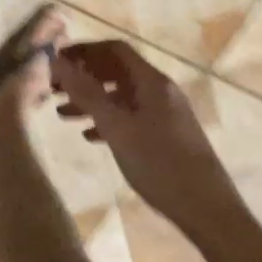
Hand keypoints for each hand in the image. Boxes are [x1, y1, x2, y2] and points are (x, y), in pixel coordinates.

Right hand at [52, 41, 243, 228]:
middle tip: (52, 89)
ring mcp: (165, 114)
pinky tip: (89, 135)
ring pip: (121, 96)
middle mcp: (159, 91)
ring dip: (91, 100)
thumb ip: (86, 93)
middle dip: (83, 76)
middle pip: (116, 71)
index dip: (83, 50)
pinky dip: (107, 120)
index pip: (114, 49)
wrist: (209, 211)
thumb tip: (56, 61)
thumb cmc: (160, 164)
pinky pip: (130, 117)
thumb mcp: (117, 127)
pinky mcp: (166, 136)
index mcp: (151, 82)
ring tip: (62, 113)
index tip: (56, 61)